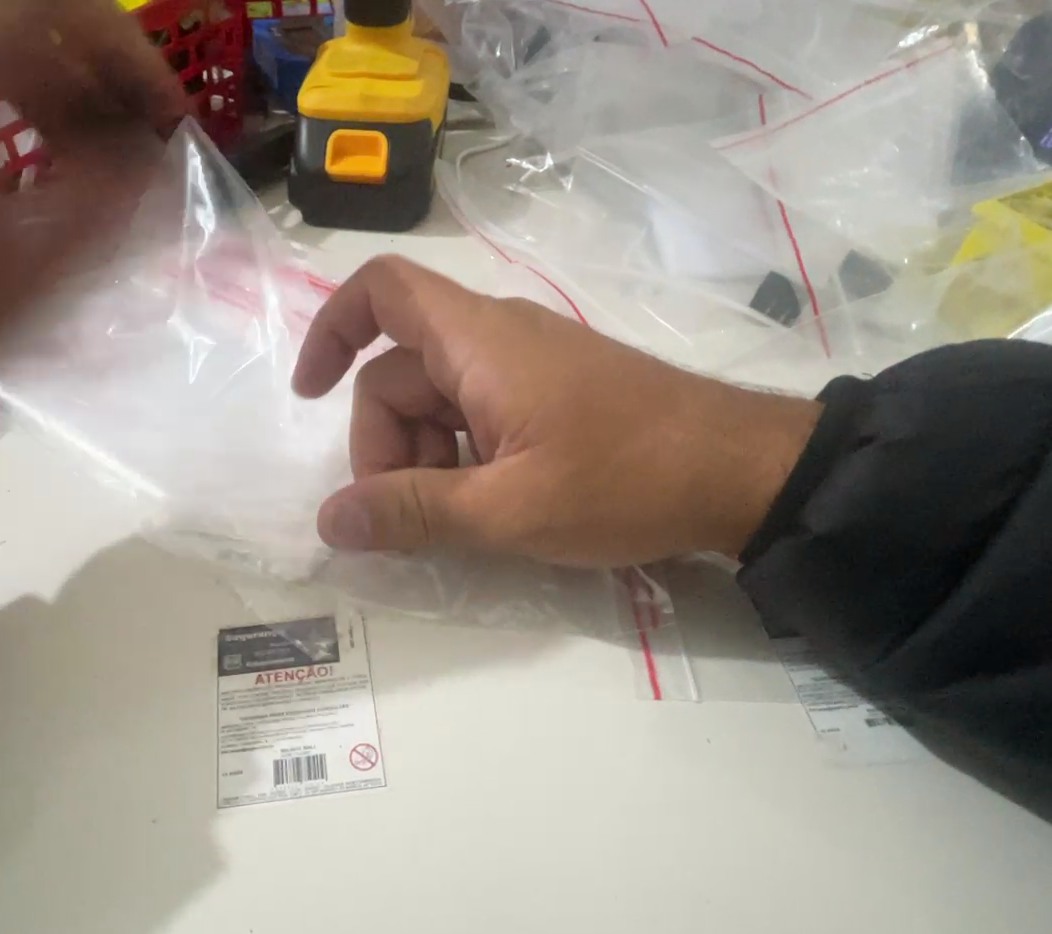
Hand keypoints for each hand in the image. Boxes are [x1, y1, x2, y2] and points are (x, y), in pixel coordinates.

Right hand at [292, 257, 822, 564]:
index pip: (381, 293)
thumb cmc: (624, 481)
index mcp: (477, 342)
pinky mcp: (552, 396)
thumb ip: (412, 513)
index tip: (310, 395)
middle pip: (400, 373)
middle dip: (386, 446)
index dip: (331, 331)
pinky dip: (463, 459)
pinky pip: (479, 416)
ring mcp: (528, 368)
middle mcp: (496, 339)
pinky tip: (491, 509)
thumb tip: (328, 521)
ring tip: (462, 522)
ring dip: (426, 461)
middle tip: (409, 519)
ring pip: (439, 403)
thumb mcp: (507, 509)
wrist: (741, 473)